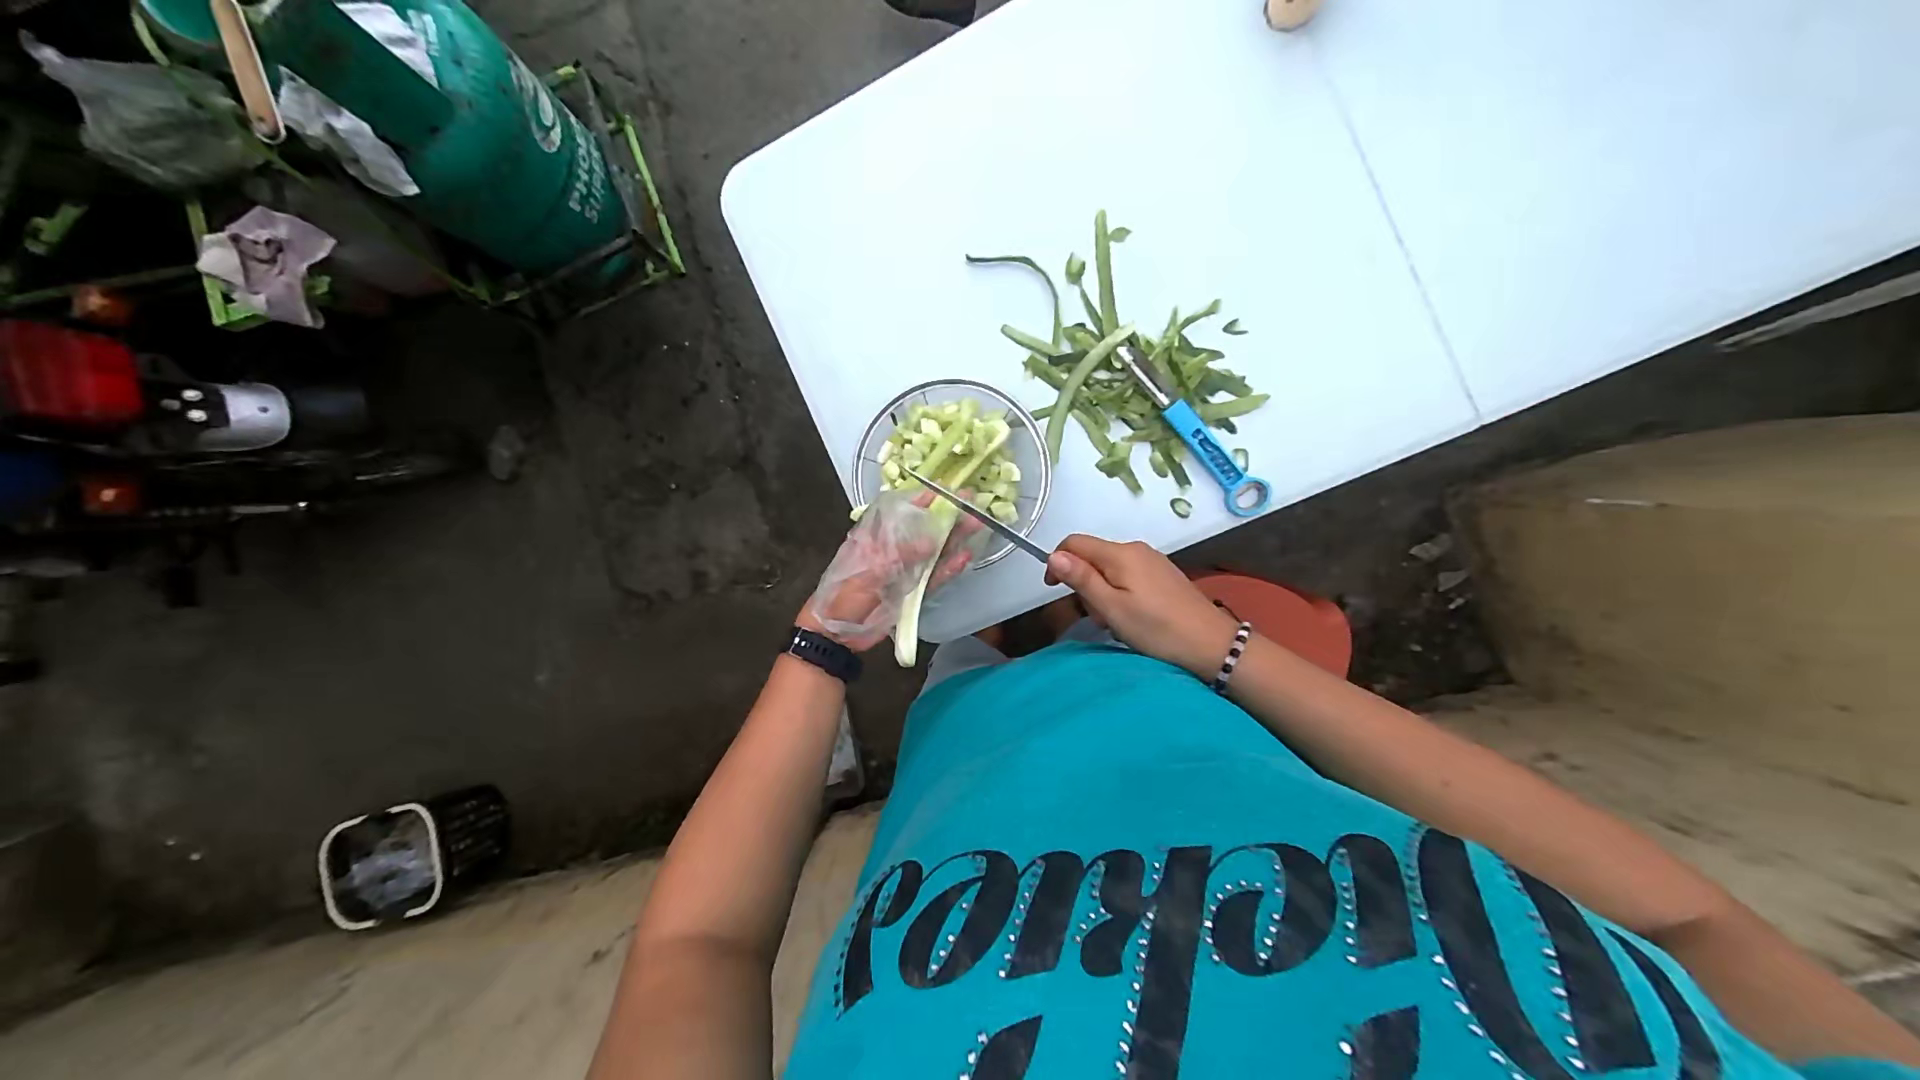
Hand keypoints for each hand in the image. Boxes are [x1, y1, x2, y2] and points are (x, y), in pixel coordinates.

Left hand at [801, 489, 984, 651]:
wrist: (837, 635)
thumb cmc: (841, 597)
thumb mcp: (865, 572)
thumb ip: (898, 556)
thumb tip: (929, 542)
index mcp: (875, 537)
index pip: (901, 511)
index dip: (921, 499)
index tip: (943, 489)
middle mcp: (893, 549)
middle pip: (924, 528)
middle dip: (947, 516)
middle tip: (971, 501)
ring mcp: (905, 570)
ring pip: (935, 551)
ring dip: (955, 538)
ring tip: (978, 523)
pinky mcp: (913, 591)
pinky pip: (935, 577)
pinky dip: (949, 568)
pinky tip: (965, 557)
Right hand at [1044, 535, 1239, 678]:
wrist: (1211, 644)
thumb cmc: (1156, 629)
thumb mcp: (1111, 608)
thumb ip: (1081, 579)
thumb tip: (1053, 555)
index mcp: (1120, 553)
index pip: (1074, 543)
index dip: (1058, 562)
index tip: (1055, 591)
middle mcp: (1136, 548)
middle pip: (1092, 556)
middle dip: (1083, 583)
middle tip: (1095, 616)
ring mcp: (1152, 560)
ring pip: (1110, 567)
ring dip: (1101, 592)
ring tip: (1116, 622)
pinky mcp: (1163, 574)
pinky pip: (1128, 575)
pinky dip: (1119, 593)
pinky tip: (1132, 616)